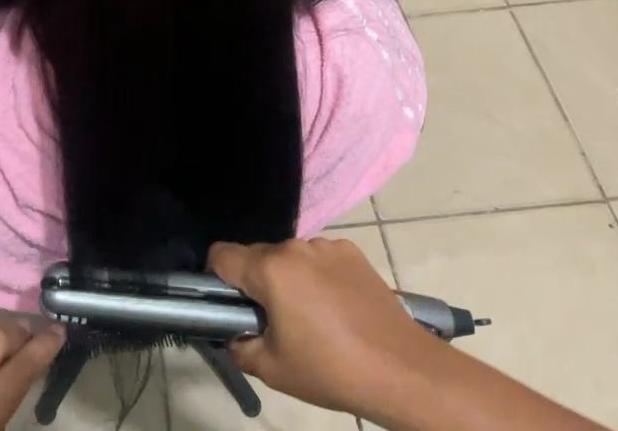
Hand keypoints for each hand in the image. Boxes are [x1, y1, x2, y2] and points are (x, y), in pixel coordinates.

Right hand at [208, 237, 440, 416]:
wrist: (402, 370)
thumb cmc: (331, 371)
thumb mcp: (272, 369)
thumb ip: (238, 345)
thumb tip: (231, 333)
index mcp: (271, 270)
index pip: (221, 255)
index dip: (216, 279)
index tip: (228, 305)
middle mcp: (295, 248)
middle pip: (256, 256)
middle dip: (255, 284)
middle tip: (272, 322)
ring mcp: (327, 246)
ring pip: (289, 257)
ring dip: (287, 279)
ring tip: (310, 318)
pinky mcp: (352, 252)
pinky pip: (318, 259)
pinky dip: (317, 277)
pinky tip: (335, 309)